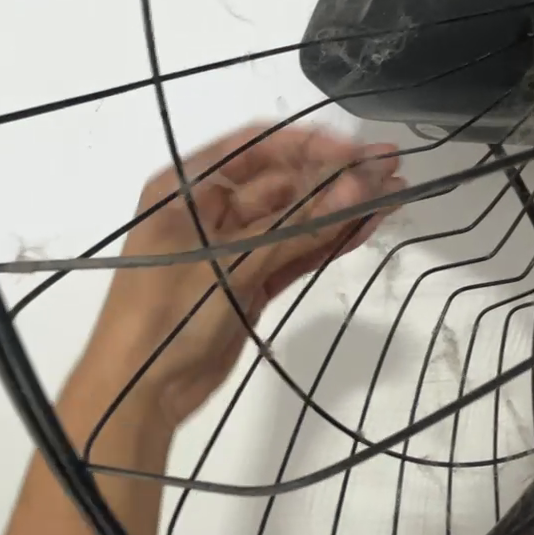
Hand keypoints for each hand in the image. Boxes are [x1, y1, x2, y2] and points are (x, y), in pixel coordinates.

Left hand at [81, 124, 405, 432]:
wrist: (141, 389)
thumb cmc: (168, 313)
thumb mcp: (231, 264)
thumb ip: (296, 228)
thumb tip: (358, 187)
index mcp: (187, 187)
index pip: (255, 149)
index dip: (308, 145)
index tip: (357, 150)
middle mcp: (209, 211)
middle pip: (281, 184)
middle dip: (334, 178)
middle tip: (391, 168)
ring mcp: (231, 251)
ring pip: (293, 222)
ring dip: (338, 210)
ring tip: (393, 195)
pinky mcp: (249, 284)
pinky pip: (292, 255)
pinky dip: (325, 244)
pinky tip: (364, 227)